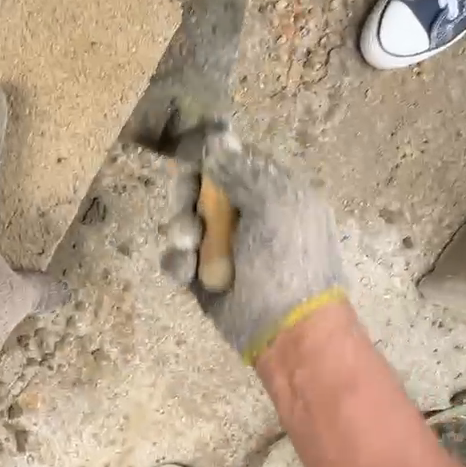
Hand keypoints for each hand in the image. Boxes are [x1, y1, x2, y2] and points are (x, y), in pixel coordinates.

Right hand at [160, 128, 347, 364]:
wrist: (285, 328)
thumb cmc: (288, 261)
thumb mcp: (276, 203)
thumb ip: (243, 170)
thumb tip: (218, 138)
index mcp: (272, 193)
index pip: (232, 162)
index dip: (208, 157)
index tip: (188, 158)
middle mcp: (246, 217)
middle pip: (199, 190)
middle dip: (187, 196)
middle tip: (189, 207)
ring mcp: (222, 250)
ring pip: (184, 224)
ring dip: (181, 231)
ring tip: (190, 246)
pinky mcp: (202, 279)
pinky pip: (177, 261)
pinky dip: (177, 263)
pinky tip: (186, 274)